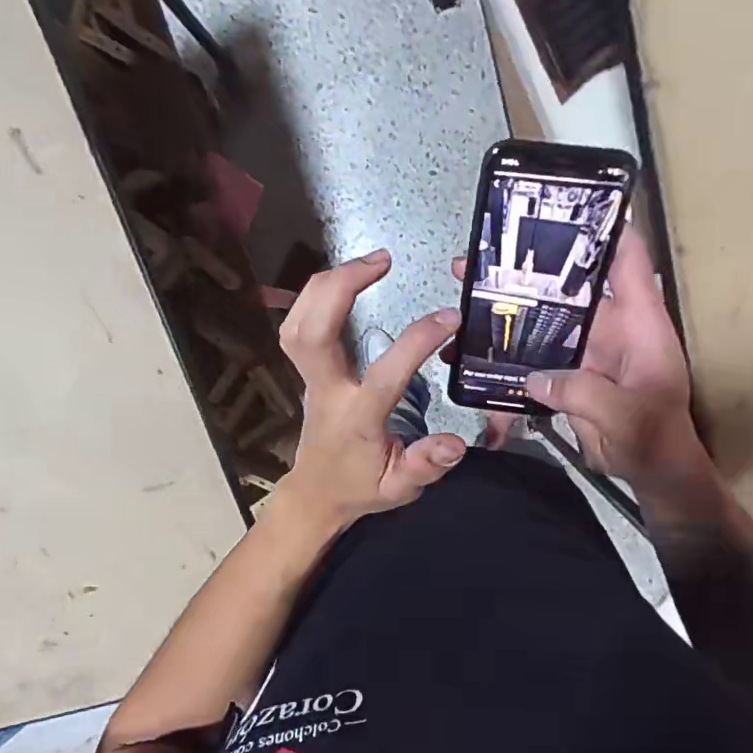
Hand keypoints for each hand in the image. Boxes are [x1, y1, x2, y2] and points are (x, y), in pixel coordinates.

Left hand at [272, 249, 468, 532]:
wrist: (317, 493)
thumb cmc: (362, 486)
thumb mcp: (400, 488)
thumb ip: (425, 465)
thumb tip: (454, 442)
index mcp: (356, 417)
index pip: (386, 373)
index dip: (418, 341)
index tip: (450, 318)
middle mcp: (327, 390)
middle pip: (314, 330)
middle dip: (343, 286)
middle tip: (384, 260)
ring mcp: (310, 377)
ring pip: (298, 321)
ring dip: (328, 283)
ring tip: (369, 262)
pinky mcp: (306, 370)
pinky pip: (298, 324)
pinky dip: (317, 294)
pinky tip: (345, 281)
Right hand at [454, 227, 710, 489]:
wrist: (650, 472)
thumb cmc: (656, 437)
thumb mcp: (628, 414)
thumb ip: (584, 393)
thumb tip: (535, 379)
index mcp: (638, 321)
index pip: (628, 259)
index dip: (606, 226)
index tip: (570, 202)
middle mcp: (610, 326)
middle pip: (566, 286)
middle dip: (525, 270)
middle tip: (481, 258)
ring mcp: (585, 350)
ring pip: (541, 321)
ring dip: (506, 312)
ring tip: (464, 299)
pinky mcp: (566, 374)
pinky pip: (532, 359)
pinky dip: (506, 359)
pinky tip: (474, 358)